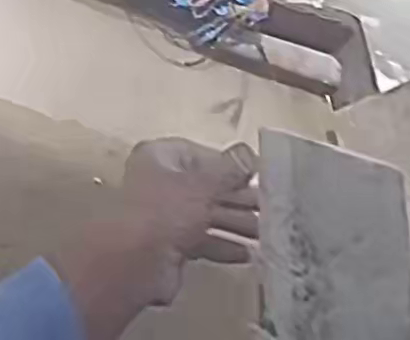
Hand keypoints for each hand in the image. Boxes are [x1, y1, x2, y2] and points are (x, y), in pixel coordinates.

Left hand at [47, 138, 258, 338]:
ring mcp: (163, 212)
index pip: (196, 153)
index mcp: (158, 157)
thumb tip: (247, 150)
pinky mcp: (170, 242)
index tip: (258, 177)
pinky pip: (202, 238)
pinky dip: (223, 244)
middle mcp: (159, 180)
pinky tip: (249, 255)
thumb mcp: (200, 186)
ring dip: (235, 222)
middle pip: (203, 185)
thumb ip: (226, 171)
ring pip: (204, 213)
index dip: (226, 165)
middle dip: (236, 196)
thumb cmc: (165, 210)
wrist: (136, 258)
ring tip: (269, 233)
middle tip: (273, 209)